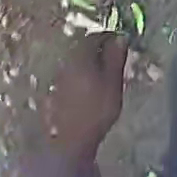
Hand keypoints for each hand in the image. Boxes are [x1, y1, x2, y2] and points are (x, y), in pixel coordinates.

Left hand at [45, 33, 127, 160]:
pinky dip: (82, 77)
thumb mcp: (113, 82)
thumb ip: (115, 57)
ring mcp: (58, 77)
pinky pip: (71, 76)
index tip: (121, 45)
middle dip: (99, 50)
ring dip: (90, 64)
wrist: (73, 140)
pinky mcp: (55, 92)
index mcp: (81, 56)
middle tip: (114, 60)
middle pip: (83, 48)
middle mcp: (66, 62)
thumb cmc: (98, 109)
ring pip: (76, 62)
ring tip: (104, 76)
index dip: (109, 38)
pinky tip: (90, 89)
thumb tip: (120, 36)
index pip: (94, 37)